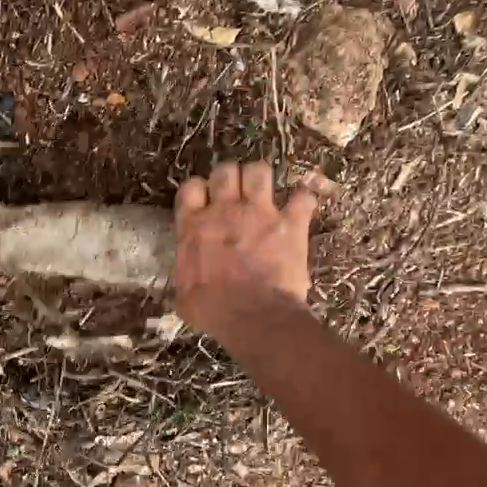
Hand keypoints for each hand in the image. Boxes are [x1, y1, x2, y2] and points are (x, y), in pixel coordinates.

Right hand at [172, 162, 318, 339]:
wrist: (253, 315)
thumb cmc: (212, 309)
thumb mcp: (183, 294)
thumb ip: (185, 276)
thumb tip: (184, 286)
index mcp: (193, 226)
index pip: (190, 187)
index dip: (198, 189)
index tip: (203, 200)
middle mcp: (223, 211)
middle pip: (225, 171)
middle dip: (230, 177)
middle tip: (235, 192)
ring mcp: (259, 214)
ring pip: (259, 171)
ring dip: (260, 178)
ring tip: (263, 191)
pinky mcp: (291, 224)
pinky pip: (303, 198)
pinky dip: (303, 201)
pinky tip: (300, 208)